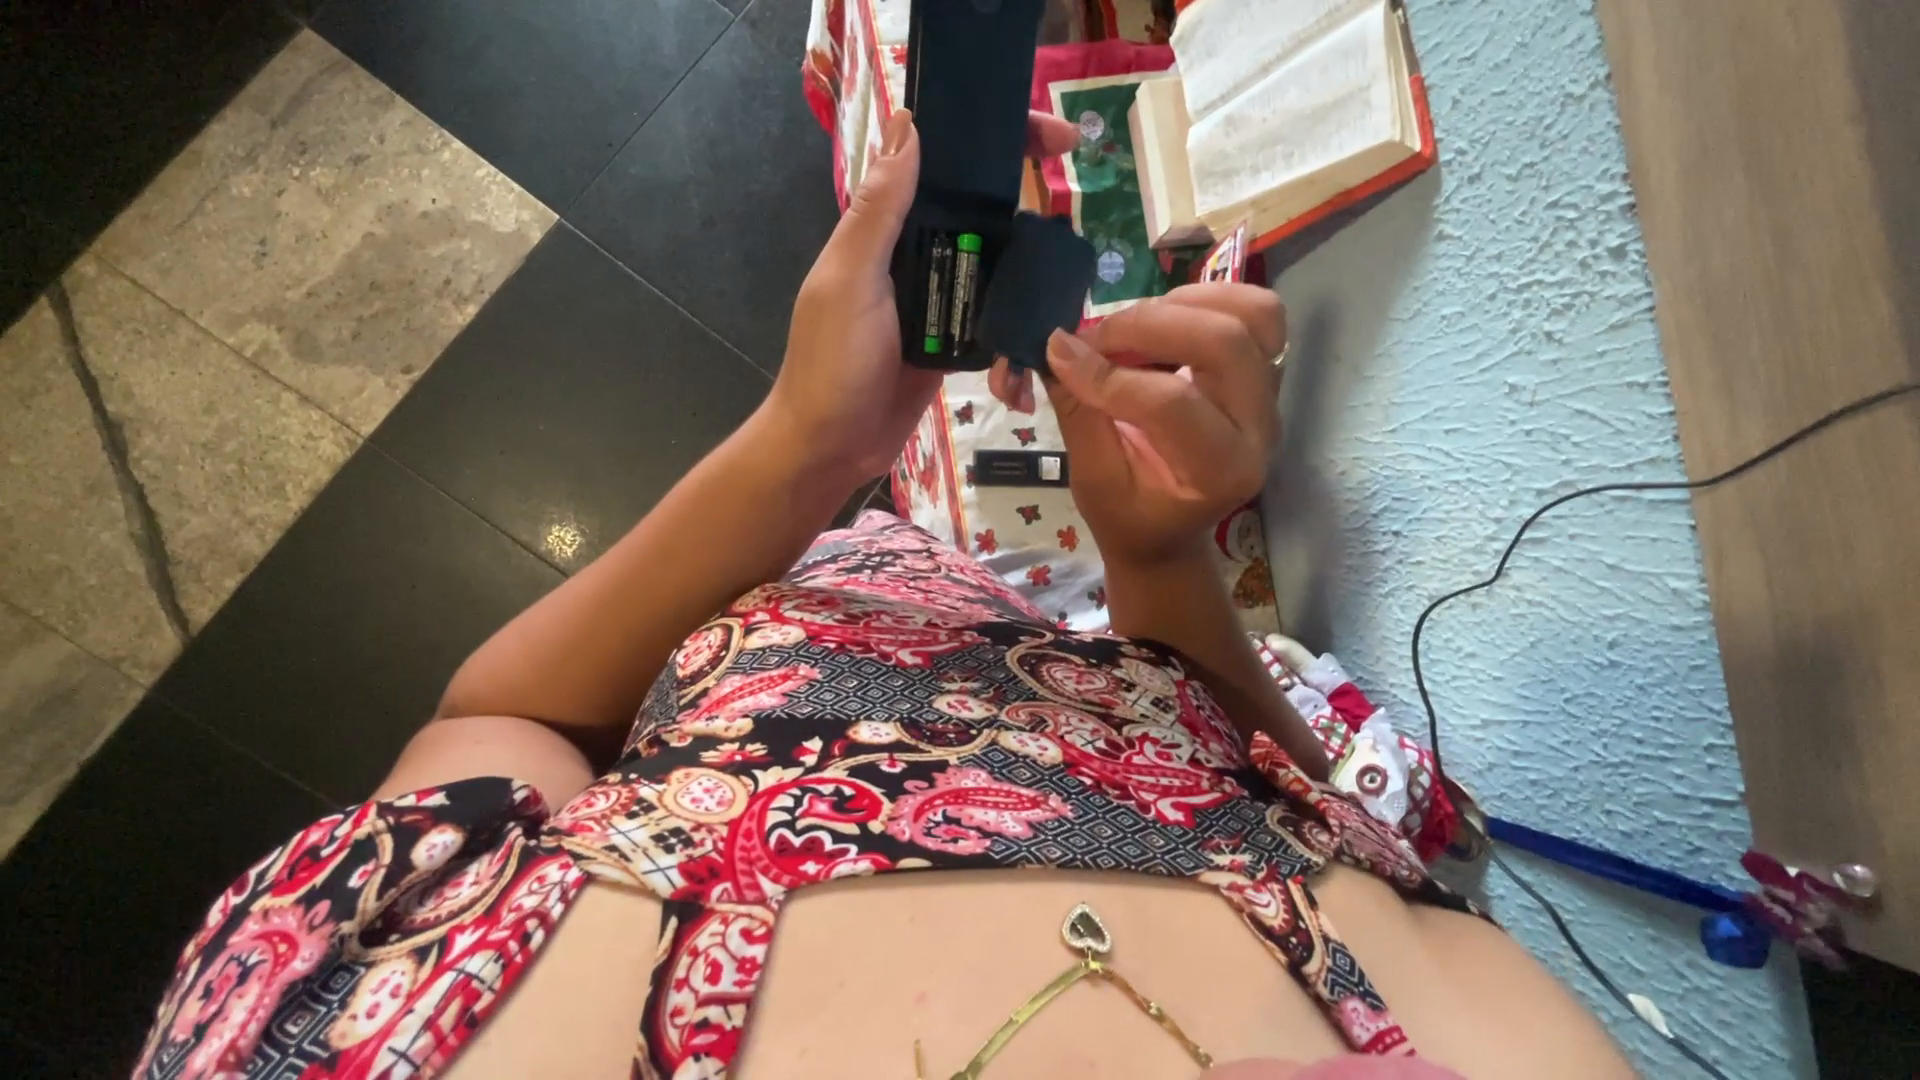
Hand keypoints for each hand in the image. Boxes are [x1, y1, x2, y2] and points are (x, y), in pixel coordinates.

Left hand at [764, 108, 1080, 483]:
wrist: (832, 448)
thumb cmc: (833, 363)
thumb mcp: (851, 280)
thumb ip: (879, 210)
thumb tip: (909, 123)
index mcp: (885, 231)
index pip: (943, 169)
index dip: (993, 143)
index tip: (1053, 133)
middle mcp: (913, 258)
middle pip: (978, 216)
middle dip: (1026, 203)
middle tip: (1076, 188)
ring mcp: (935, 303)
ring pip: (993, 269)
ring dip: (1028, 270)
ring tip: (1069, 269)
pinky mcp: (951, 344)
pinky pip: (991, 322)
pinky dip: (1014, 326)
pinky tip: (1042, 330)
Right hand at [1039, 285, 1286, 565]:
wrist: (1166, 531)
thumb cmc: (1127, 514)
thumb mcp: (1092, 477)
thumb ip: (1079, 410)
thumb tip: (1057, 345)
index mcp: (1220, 472)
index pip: (1171, 402)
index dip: (1109, 374)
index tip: (1061, 358)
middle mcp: (1259, 429)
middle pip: (1225, 342)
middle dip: (1148, 326)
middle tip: (1097, 339)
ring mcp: (1269, 396)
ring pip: (1255, 314)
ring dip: (1185, 304)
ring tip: (1135, 326)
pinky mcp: (1263, 371)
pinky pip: (1255, 312)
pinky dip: (1206, 300)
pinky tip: (1161, 322)